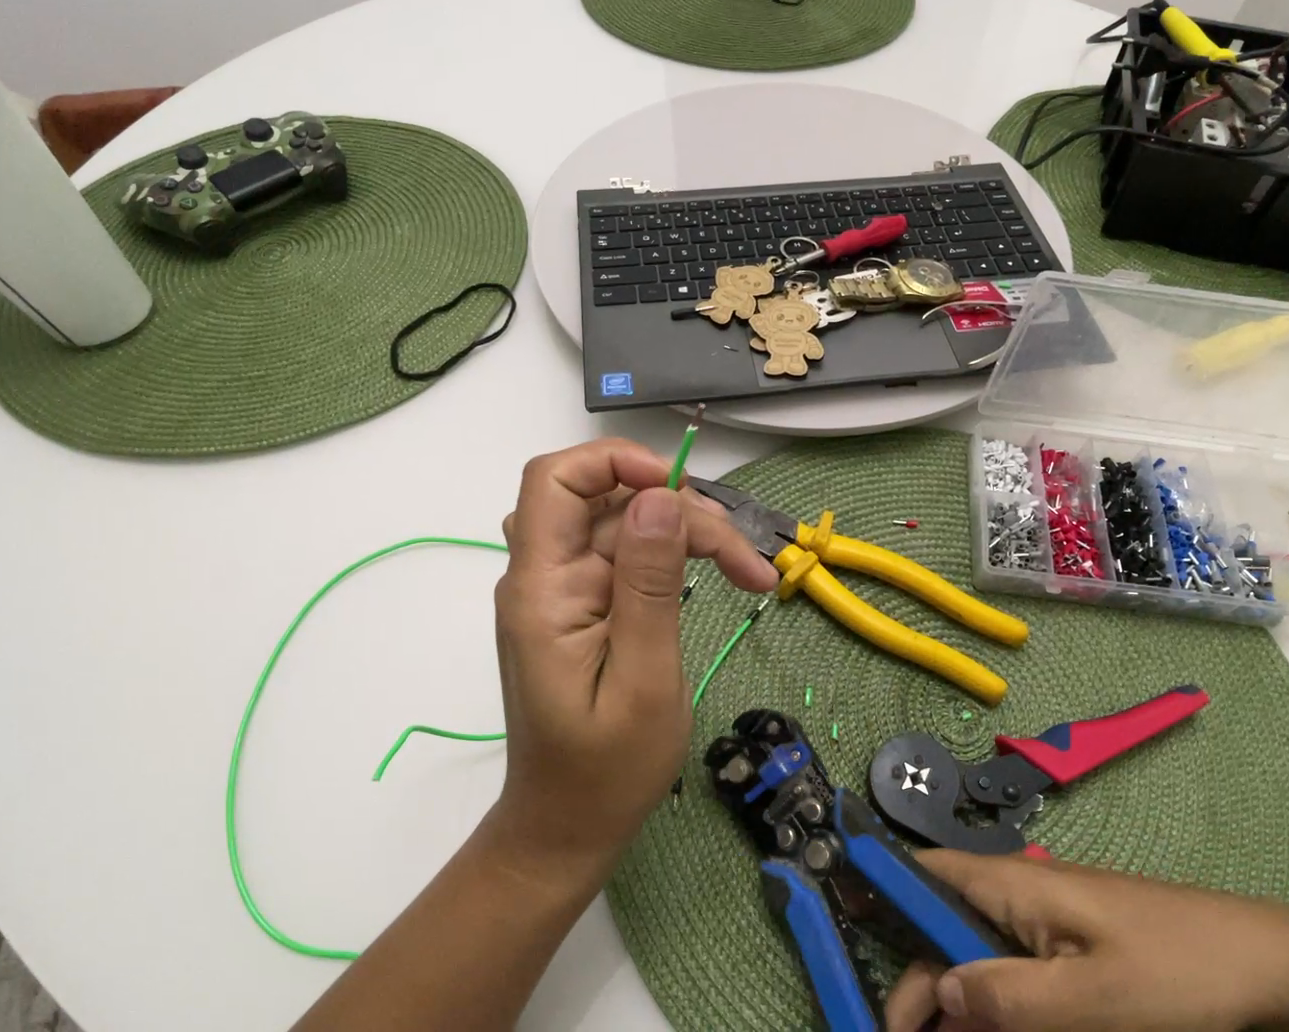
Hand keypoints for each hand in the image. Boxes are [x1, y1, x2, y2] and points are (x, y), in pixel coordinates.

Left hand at [486, 438, 776, 873]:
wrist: (568, 827)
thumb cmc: (607, 771)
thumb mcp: (645, 679)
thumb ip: (648, 585)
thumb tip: (658, 499)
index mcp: (541, 591)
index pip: (554, 481)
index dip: (616, 462)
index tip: (683, 492)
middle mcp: (542, 578)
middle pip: (606, 501)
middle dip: (680, 512)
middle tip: (746, 563)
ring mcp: (562, 592)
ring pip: (624, 524)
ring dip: (686, 535)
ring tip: (744, 572)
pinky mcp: (582, 607)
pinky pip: (626, 557)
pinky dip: (673, 559)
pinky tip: (712, 579)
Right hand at [884, 850, 1288, 1031]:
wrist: (1278, 970)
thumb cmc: (1182, 973)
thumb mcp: (1091, 1000)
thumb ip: (1004, 997)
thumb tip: (935, 989)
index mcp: (1014, 888)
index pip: (924, 871)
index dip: (876, 887)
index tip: (839, 926)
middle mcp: (1021, 899)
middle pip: (943, 931)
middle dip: (916, 983)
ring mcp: (1049, 927)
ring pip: (978, 961)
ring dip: (956, 1004)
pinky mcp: (1075, 955)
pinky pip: (1016, 979)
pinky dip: (996, 1009)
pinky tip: (993, 1030)